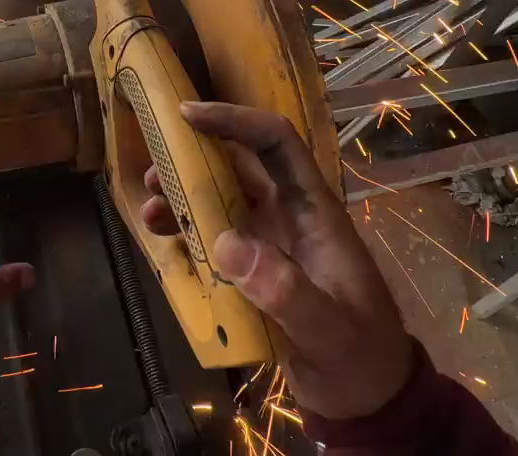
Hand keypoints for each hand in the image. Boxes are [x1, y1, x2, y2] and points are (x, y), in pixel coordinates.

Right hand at [139, 102, 414, 419]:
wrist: (368, 401)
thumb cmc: (360, 359)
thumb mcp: (330, 331)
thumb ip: (285, 290)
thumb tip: (227, 243)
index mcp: (313, 210)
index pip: (276, 142)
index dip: (235, 119)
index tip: (188, 116)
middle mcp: (287, 213)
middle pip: (236, 164)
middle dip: (192, 157)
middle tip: (153, 167)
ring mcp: (268, 239)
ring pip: (218, 196)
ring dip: (182, 194)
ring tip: (150, 208)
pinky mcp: (252, 266)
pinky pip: (212, 233)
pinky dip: (184, 229)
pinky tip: (162, 237)